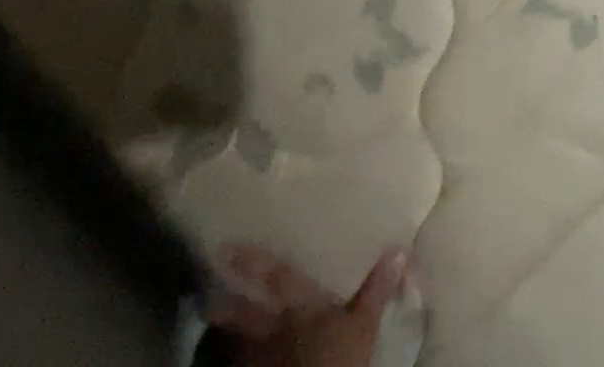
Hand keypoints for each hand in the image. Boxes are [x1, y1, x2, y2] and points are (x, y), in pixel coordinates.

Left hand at [209, 244, 407, 366]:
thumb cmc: (340, 357)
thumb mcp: (365, 323)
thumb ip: (377, 289)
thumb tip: (397, 250)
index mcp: (302, 306)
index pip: (277, 278)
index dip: (254, 262)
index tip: (227, 248)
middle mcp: (276, 328)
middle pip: (246, 315)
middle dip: (227, 306)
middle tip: (205, 298)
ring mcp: (265, 357)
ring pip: (243, 342)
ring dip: (233, 334)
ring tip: (222, 325)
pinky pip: (248, 363)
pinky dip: (245, 359)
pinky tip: (245, 357)